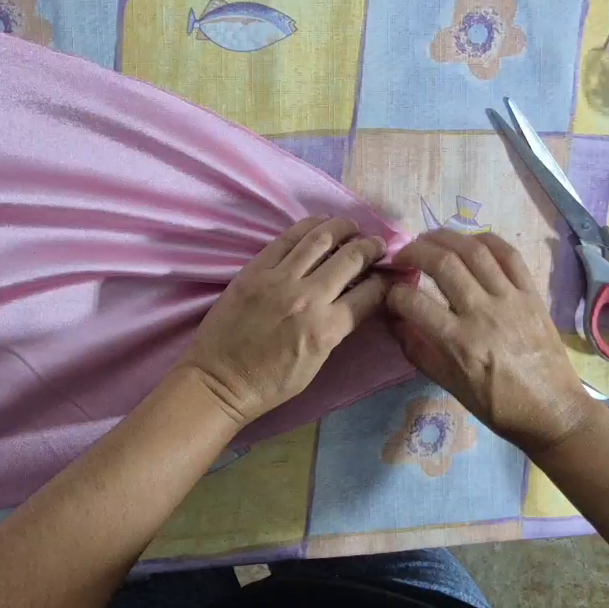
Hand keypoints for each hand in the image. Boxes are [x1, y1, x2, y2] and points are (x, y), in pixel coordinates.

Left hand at [181, 217, 388, 426]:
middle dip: (371, 247)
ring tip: (353, 226)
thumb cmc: (271, 383)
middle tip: (377, 244)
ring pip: (321, 238)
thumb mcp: (318, 362)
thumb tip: (360, 298)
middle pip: (351, 258)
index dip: (386, 279)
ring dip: (344, 227)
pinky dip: (310, 226)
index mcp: (326, 329)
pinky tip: (322, 224)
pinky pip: (287, 238)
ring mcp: (279, 279)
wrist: (218, 381)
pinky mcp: (256, 269)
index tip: (390, 273)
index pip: (370, 293)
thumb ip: (339, 327)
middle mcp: (307, 297)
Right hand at [386, 230, 598, 451]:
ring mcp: (511, 299)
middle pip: (443, 264)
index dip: (394, 292)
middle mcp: (484, 313)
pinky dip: (486, 239)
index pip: (414, 302)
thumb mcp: (450, 386)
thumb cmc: (497, 405)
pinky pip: (509, 254)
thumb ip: (418, 350)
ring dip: (446, 237)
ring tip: (429, 239)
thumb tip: (393, 319)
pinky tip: (469, 241)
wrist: (552, 410)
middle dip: (415, 251)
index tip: (389, 290)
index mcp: (460, 342)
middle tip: (403, 254)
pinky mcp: (531, 293)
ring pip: (474, 251)